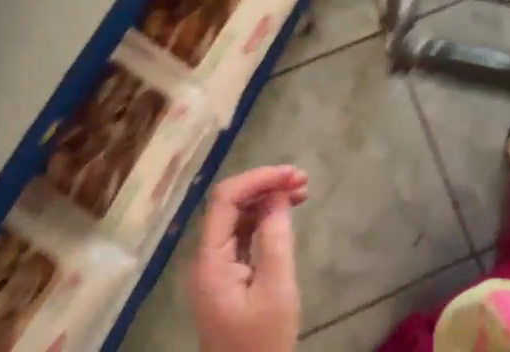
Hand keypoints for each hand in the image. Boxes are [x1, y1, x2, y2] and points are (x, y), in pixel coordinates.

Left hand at [189, 166, 308, 351]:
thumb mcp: (276, 292)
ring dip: (266, 200)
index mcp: (209, 260)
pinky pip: (242, 237)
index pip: (226, 199)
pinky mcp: (227, 279)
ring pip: (237, 219)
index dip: (258, 178)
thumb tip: (277, 197)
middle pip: (230, 205)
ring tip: (301, 191)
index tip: (292, 175)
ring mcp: (215, 268)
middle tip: (303, 181)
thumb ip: (276, 239)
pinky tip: (285, 215)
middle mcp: (206, 258)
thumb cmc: (263, 343)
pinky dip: (264, 220)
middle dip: (265, 185)